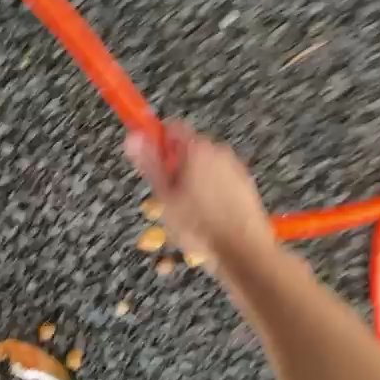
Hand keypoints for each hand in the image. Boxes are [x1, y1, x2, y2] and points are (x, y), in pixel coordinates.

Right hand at [124, 120, 276, 267]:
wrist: (245, 252)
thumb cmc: (203, 226)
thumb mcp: (163, 194)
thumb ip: (148, 162)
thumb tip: (133, 139)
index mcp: (196, 149)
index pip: (170, 127)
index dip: (156, 141)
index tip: (149, 157)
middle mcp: (219, 153)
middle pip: (187, 146)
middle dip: (174, 163)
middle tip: (167, 190)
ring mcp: (235, 169)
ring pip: (204, 164)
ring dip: (192, 177)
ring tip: (186, 206)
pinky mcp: (245, 185)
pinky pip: (220, 178)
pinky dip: (211, 188)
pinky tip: (205, 212)